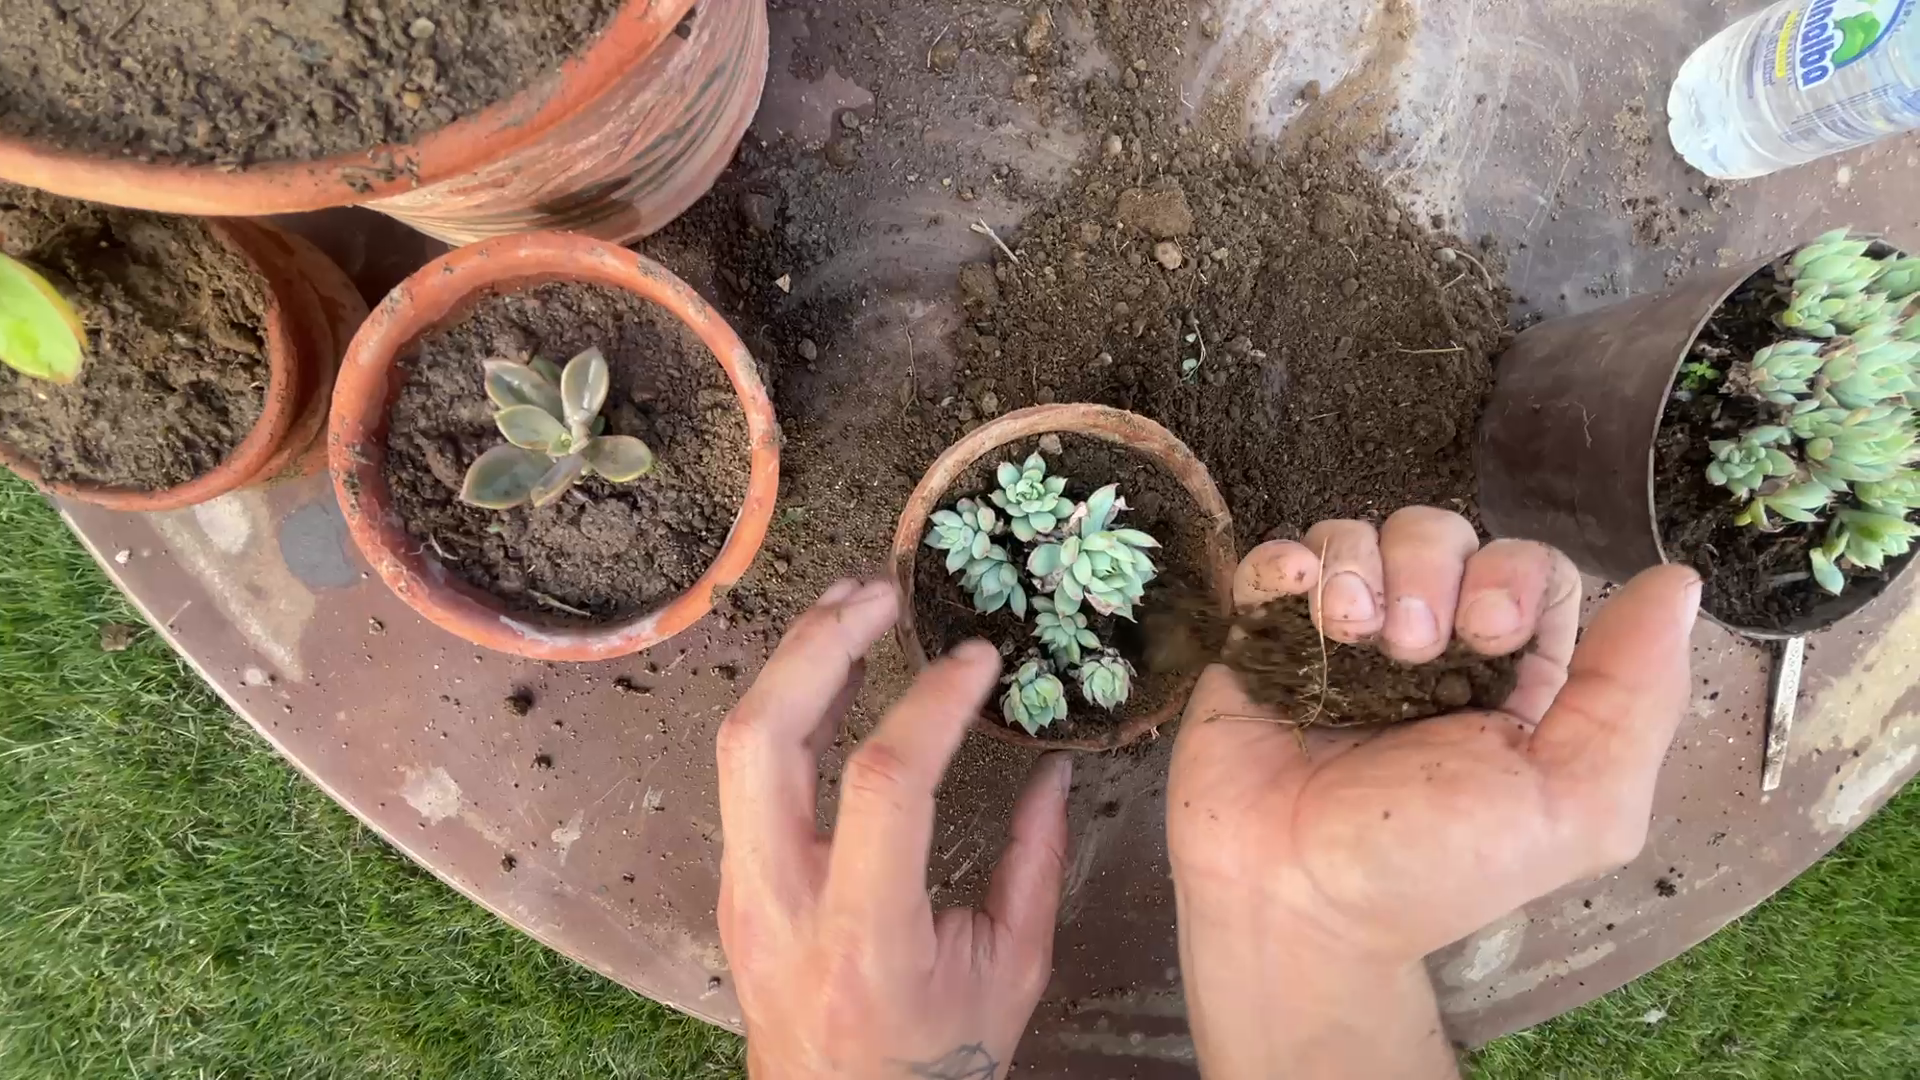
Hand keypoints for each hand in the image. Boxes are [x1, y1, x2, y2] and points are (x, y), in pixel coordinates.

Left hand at [717, 579, 1073, 1079]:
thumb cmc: (936, 1060)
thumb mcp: (1011, 974)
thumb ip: (1035, 865)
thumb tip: (1054, 770)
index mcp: (864, 937)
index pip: (884, 785)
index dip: (932, 704)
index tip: (977, 659)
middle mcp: (781, 901)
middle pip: (763, 740)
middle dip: (819, 645)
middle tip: (879, 593)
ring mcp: (742, 884)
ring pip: (740, 741)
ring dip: (796, 656)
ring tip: (851, 600)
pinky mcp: (735, 873)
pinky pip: (751, 764)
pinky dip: (793, 697)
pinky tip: (833, 659)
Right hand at [1168, 509, 1700, 1078]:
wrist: (1291, 892)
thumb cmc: (1430, 862)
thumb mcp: (1571, 803)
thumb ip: (1633, 696)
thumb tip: (1675, 581)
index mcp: (1500, 673)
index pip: (1523, 566)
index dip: (1508, 576)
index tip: (1486, 636)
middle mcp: (1415, 639)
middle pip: (1433, 534)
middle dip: (1426, 570)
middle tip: (1409, 648)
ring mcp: (1331, 635)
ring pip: (1351, 536)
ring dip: (1355, 567)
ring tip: (1347, 635)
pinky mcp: (1260, 635)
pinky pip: (1271, 562)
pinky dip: (1284, 559)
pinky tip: (1297, 588)